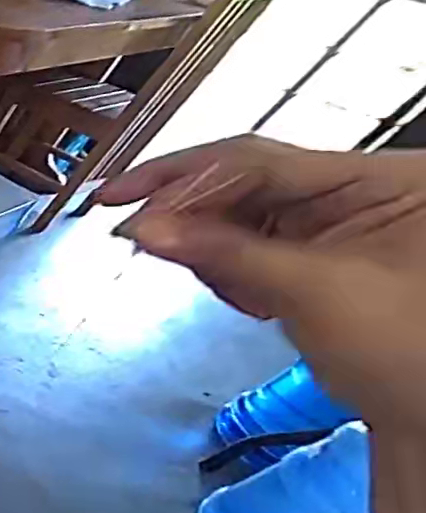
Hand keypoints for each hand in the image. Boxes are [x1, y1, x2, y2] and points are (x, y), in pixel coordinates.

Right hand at [97, 135, 425, 435]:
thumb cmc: (413, 350)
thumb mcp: (313, 290)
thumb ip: (223, 251)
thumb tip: (141, 226)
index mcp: (393, 182)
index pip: (257, 162)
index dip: (180, 181)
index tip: (117, 203)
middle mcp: (363, 192)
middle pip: (240, 180)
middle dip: (182, 209)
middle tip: (127, 229)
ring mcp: (335, 223)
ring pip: (231, 211)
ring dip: (197, 239)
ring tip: (205, 276)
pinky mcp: (307, 252)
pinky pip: (236, 240)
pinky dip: (214, 259)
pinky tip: (227, 285)